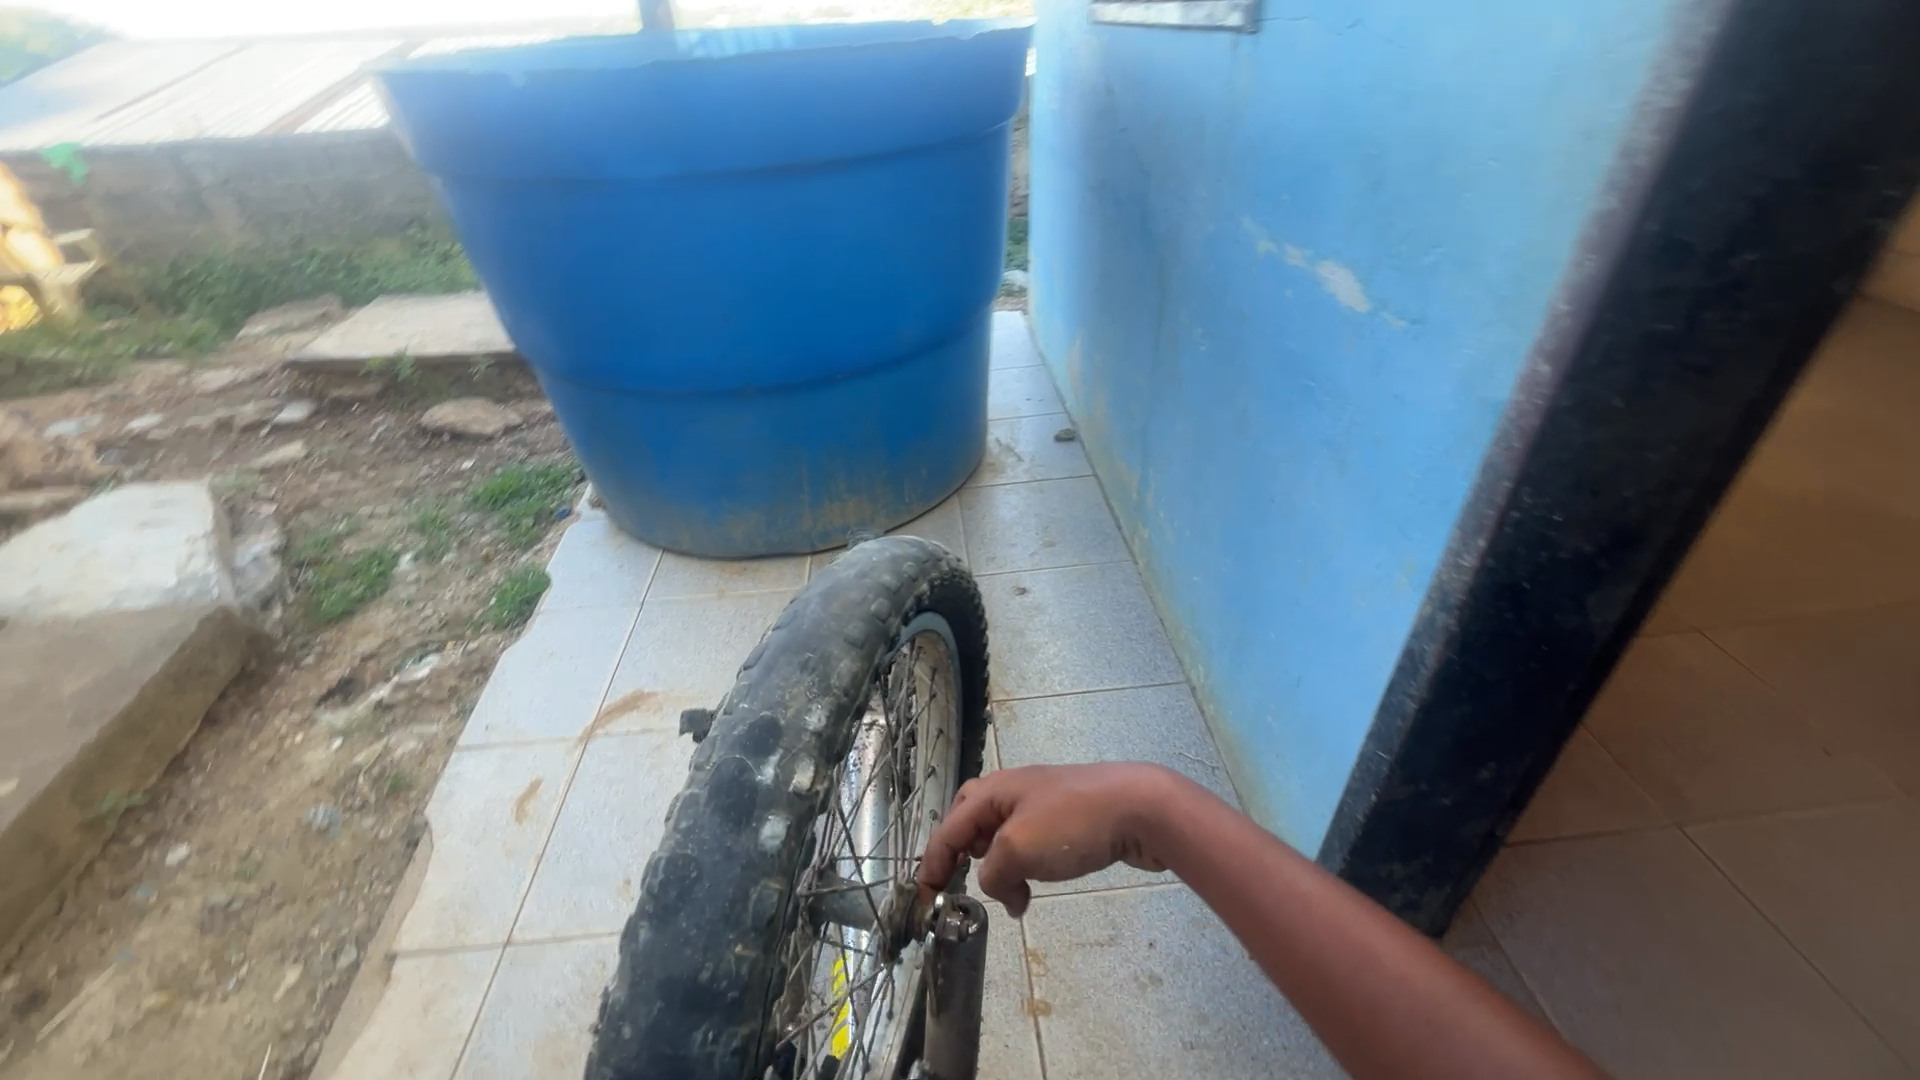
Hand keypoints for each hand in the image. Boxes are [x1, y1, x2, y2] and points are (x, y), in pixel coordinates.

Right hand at [916, 763, 1181, 915]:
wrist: (1139, 807)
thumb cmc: (1072, 823)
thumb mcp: (1018, 850)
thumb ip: (992, 872)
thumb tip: (999, 888)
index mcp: (994, 791)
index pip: (948, 828)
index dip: (932, 863)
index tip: (923, 899)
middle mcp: (1013, 791)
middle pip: (970, 819)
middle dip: (960, 852)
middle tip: (957, 882)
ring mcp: (1042, 801)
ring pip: (1002, 834)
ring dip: (996, 866)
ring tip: (1006, 894)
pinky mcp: (1066, 817)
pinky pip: (1029, 842)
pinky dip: (1022, 865)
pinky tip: (1032, 888)